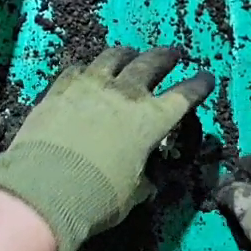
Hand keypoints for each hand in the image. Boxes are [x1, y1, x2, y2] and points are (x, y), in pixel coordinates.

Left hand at [0, 46, 214, 250]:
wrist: (44, 188)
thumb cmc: (97, 197)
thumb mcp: (133, 193)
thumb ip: (143, 178)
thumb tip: (146, 177)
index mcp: (151, 120)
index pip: (184, 96)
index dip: (198, 86)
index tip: (206, 79)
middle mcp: (125, 94)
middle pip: (151, 64)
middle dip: (165, 57)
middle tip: (172, 54)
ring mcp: (90, 86)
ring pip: (113, 57)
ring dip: (126, 54)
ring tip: (130, 53)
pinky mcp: (60, 89)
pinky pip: (78, 69)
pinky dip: (88, 69)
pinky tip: (87, 71)